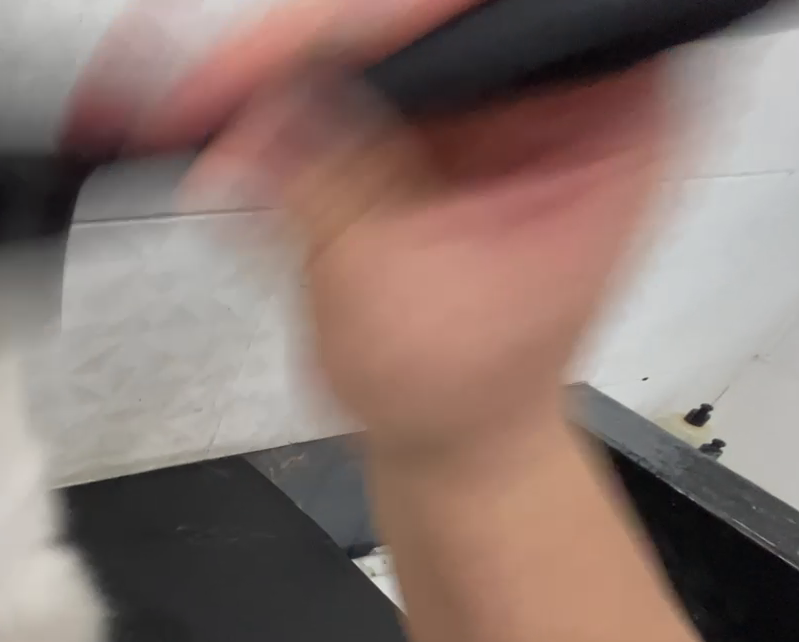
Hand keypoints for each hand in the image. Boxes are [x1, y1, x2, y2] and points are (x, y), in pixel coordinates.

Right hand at [78, 0, 674, 462]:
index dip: (354, 38)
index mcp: (597, 109)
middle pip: (414, 41)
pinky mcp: (417, 158)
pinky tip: (231, 152)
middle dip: (297, 64)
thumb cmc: (459, 390)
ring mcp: (474, 128)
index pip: (470, 24)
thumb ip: (319, 190)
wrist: (445, 443)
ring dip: (277, 98)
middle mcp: (542, 99)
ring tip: (201, 116)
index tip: (258, 68)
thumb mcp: (387, 287)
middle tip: (210, 91)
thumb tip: (254, 113)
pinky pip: (342, 122)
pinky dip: (278, 138)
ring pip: (368, 75)